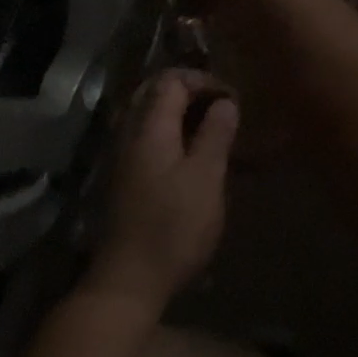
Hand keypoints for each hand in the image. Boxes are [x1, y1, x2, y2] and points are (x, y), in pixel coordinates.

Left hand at [83, 70, 240, 314]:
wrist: (130, 277)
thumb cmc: (173, 226)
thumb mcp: (206, 178)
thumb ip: (215, 135)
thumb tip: (225, 101)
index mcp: (149, 127)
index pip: (171, 80)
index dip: (203, 80)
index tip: (234, 98)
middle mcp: (130, 133)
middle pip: (156, 95)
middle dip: (192, 95)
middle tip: (226, 112)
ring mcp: (124, 157)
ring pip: (152, 120)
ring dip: (183, 118)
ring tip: (217, 135)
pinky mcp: (126, 180)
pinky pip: (149, 143)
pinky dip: (174, 139)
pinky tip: (196, 161)